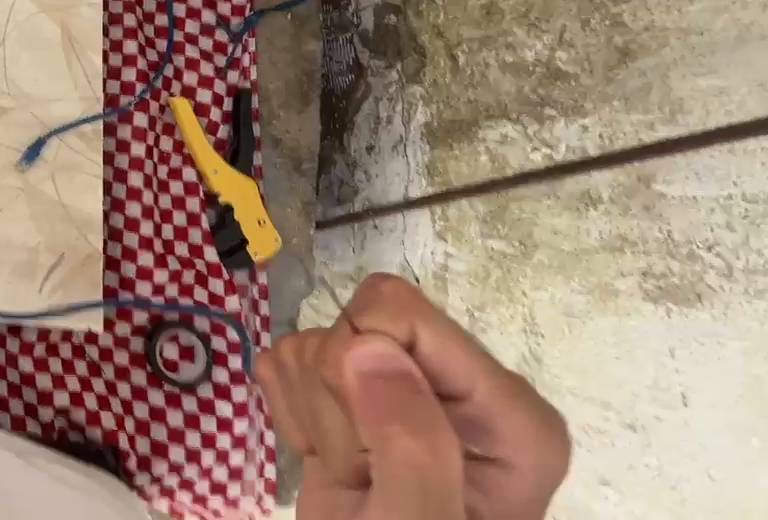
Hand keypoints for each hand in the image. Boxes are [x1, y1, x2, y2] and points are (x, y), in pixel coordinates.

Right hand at [257, 273, 569, 519]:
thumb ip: (410, 446)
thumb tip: (366, 345)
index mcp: (503, 408)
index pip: (397, 312)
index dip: (358, 363)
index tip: (372, 441)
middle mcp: (454, 383)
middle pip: (348, 323)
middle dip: (332, 396)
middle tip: (362, 471)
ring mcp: (395, 383)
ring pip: (310, 342)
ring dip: (309, 411)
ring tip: (349, 473)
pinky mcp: (342, 391)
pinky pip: (282, 358)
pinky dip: (287, 410)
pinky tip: (324, 455)